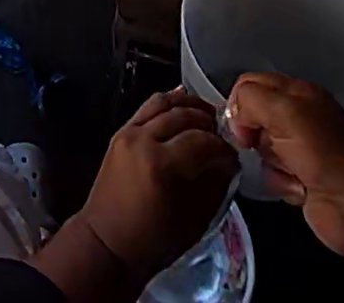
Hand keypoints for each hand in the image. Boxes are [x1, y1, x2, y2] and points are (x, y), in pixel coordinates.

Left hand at [74, 88, 237, 278]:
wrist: (108, 240)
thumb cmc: (154, 239)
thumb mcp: (194, 220)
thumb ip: (214, 185)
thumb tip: (228, 161)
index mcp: (161, 165)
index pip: (201, 142)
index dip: (223, 147)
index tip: (234, 156)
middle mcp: (142, 140)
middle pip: (182, 116)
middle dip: (208, 121)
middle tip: (224, 132)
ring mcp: (128, 132)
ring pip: (161, 103)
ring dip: (187, 104)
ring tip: (207, 113)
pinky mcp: (120, 131)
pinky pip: (146, 108)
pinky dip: (166, 103)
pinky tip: (182, 104)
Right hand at [224, 73, 343, 257]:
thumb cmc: (328, 157)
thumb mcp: (284, 111)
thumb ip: (250, 98)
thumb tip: (235, 116)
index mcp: (298, 92)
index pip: (249, 83)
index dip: (238, 102)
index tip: (240, 124)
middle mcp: (299, 116)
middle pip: (252, 116)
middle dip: (254, 134)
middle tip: (265, 146)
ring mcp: (301, 149)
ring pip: (260, 146)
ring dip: (269, 161)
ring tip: (291, 171)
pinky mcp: (302, 179)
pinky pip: (272, 173)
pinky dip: (280, 182)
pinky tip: (298, 188)